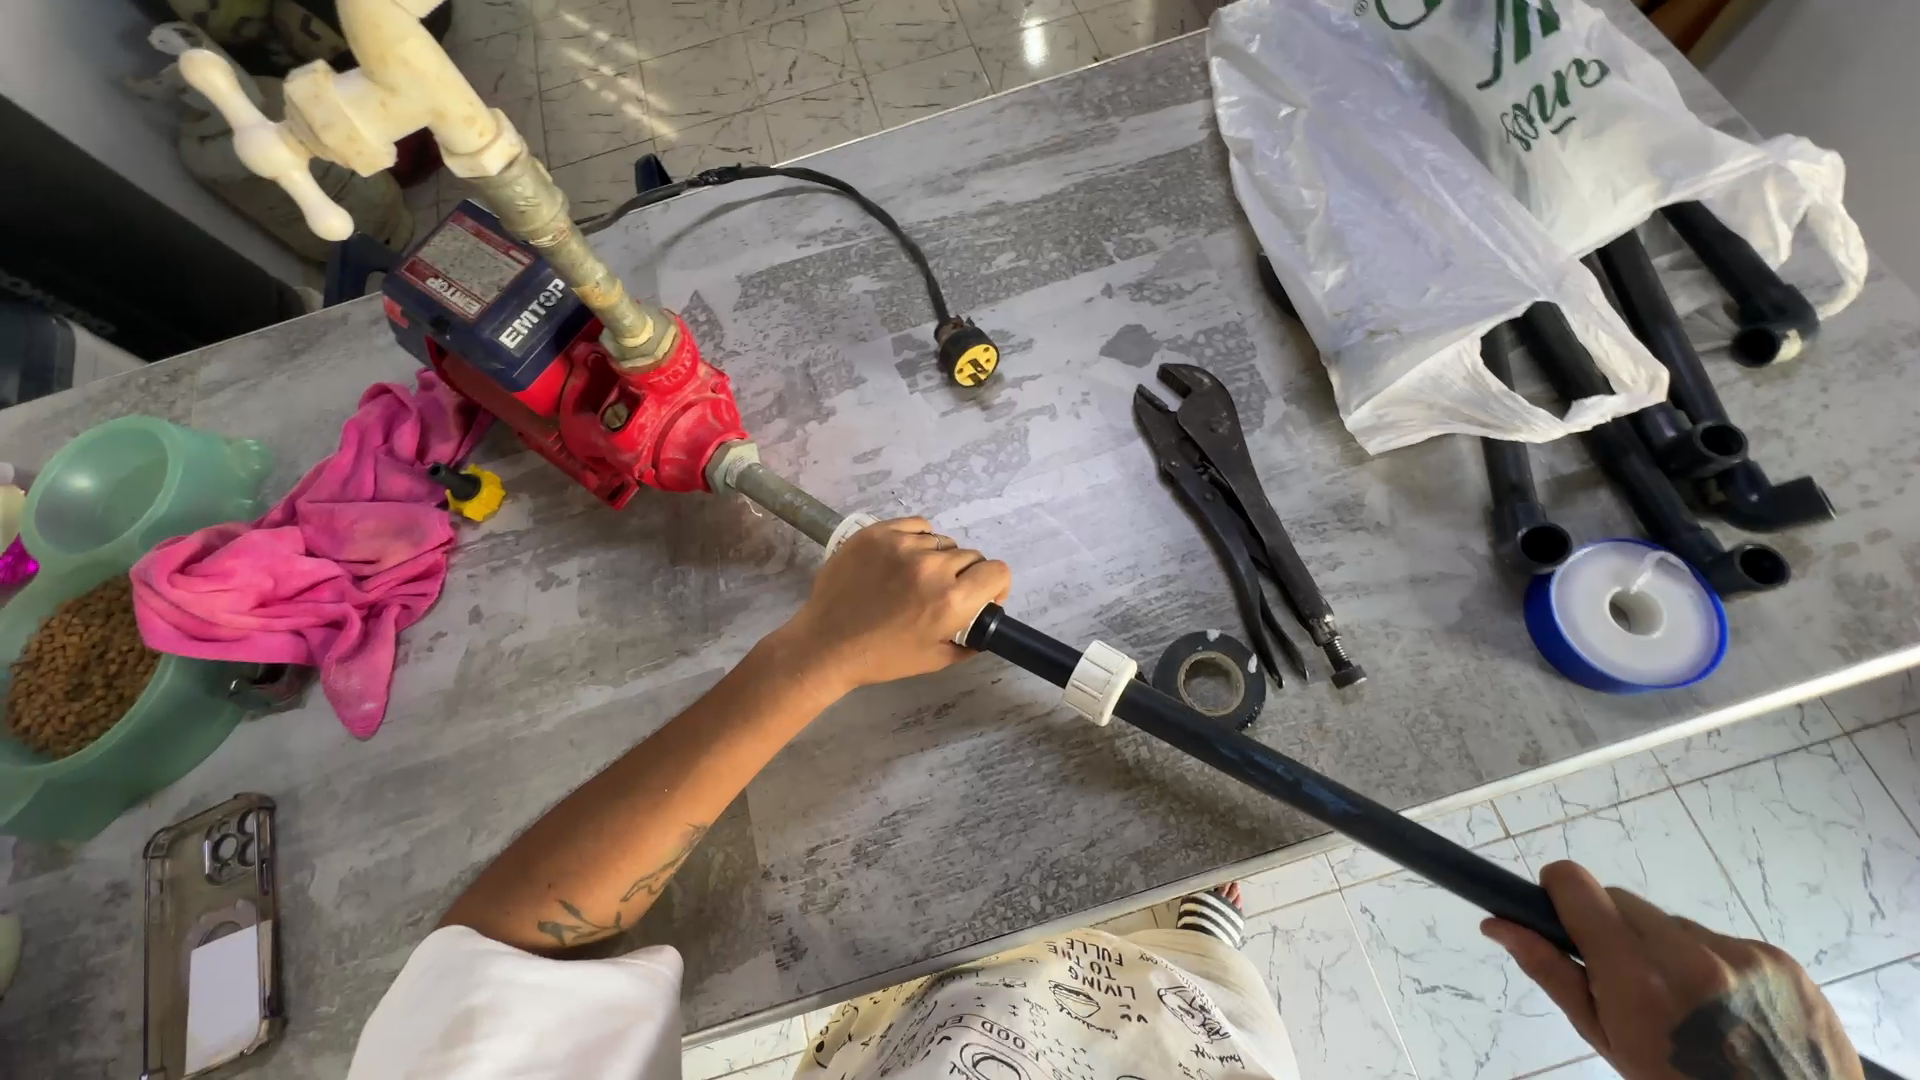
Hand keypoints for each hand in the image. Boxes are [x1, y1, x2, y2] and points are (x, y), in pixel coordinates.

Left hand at [778, 517, 1010, 693]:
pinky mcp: (878, 533)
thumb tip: (985, 621)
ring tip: (916, 578)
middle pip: (971, 556)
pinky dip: (917, 540)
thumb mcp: (936, 659)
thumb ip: (971, 640)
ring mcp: (902, 546)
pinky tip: (903, 559)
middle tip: (942, 593)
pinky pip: (917, 526)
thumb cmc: (882, 657)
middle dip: (965, 575)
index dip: (995, 586)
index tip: (981, 597)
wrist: (826, 644)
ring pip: (942, 542)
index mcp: (950, 601)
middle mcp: (931, 567)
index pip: (997, 571)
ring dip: (938, 559)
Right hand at [1483, 861, 1861, 1079]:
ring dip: (1664, 948)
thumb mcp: (1605, 1040)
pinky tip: (1728, 1008)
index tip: (1561, 916)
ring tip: (1687, 1004)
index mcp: (1636, 974)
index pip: (1574, 883)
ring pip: (1671, 922)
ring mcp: (1743, 955)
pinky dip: (1713, 964)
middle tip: (1625, 979)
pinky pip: (1721, 940)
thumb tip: (1496, 923)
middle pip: (1621, 900)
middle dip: (1612, 927)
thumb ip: (1551, 973)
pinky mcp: (1782, 961)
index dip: (1559, 892)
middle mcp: (1689, 953)